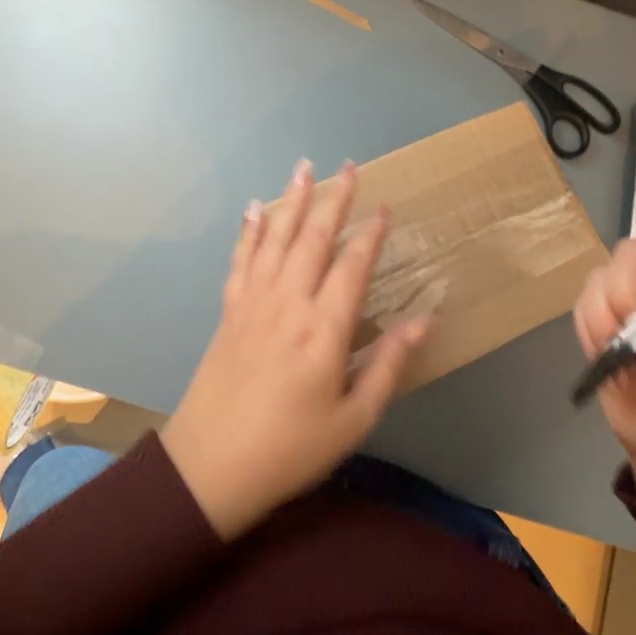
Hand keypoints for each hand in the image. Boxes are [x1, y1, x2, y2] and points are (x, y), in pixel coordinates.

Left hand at [161, 159, 429, 539]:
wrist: (210, 468)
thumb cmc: (291, 449)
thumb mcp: (353, 419)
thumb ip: (389, 365)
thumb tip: (425, 320)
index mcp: (324, 329)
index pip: (352, 265)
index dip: (371, 233)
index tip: (386, 206)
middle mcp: (289, 304)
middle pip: (313, 238)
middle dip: (333, 199)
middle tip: (348, 166)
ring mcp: (254, 304)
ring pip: (275, 239)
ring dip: (291, 201)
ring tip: (304, 168)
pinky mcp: (230, 312)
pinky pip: (241, 261)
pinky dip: (249, 232)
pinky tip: (254, 210)